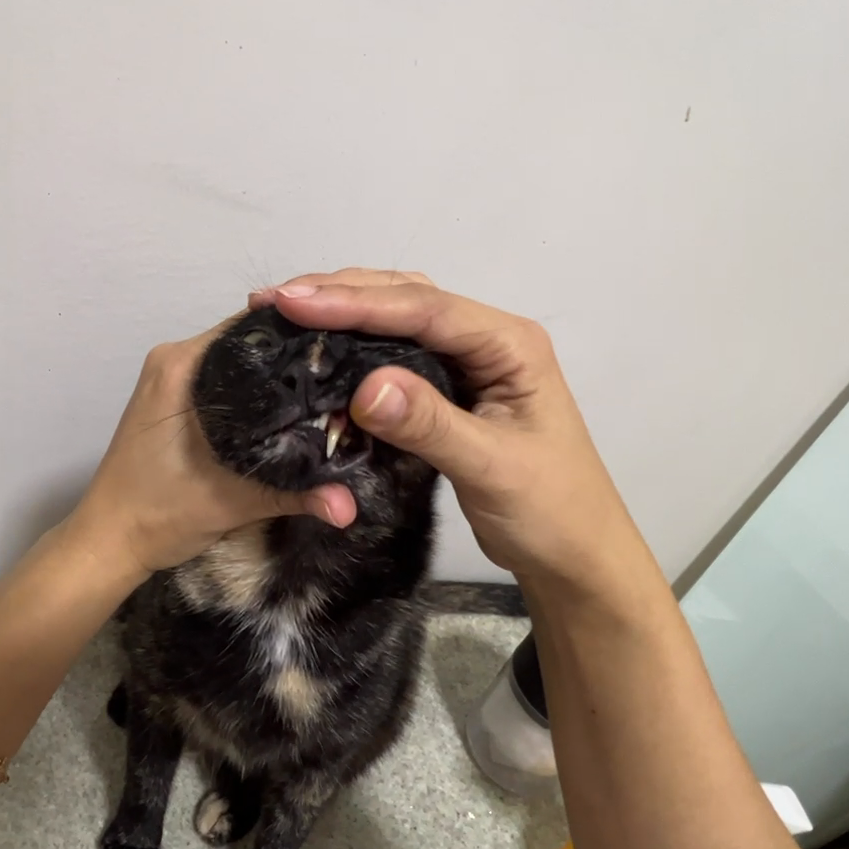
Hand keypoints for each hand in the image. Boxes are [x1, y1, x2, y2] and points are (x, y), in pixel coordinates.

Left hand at [64, 315, 356, 581]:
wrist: (109, 542)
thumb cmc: (158, 514)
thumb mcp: (231, 502)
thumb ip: (295, 496)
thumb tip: (354, 506)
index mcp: (182, 365)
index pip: (256, 327)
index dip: (306, 334)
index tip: (348, 350)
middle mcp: (174, 359)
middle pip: (250, 340)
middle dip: (297, 356)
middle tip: (348, 375)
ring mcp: (170, 378)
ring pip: (238, 361)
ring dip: (277, 375)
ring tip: (329, 390)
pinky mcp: (171, 399)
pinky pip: (224, 380)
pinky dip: (255, 392)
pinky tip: (289, 410)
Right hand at [253, 269, 652, 589]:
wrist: (574, 555)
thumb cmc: (548, 512)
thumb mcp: (490, 467)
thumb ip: (430, 424)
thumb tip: (364, 387)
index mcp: (507, 344)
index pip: (424, 308)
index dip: (355, 303)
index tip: (294, 304)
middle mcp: (485, 339)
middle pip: (406, 297)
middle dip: (339, 294)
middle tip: (274, 302)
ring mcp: (465, 362)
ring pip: (396, 319)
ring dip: (342, 311)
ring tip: (286, 313)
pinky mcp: (445, 389)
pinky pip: (392, 353)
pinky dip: (353, 346)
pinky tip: (320, 350)